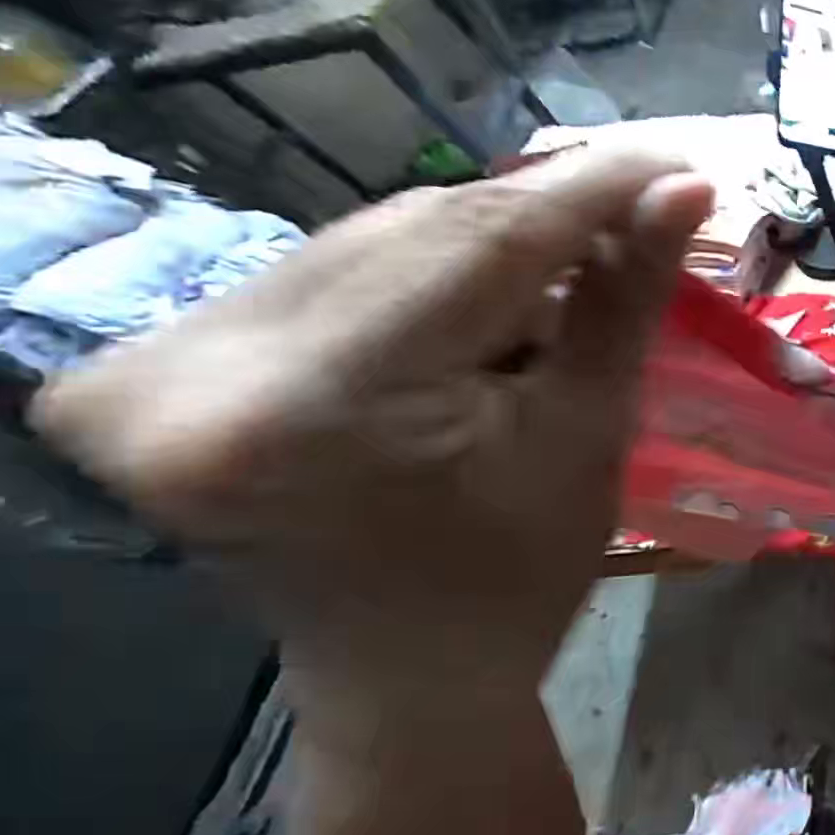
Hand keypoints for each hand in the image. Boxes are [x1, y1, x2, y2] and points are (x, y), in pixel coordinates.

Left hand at [31, 147, 714, 703]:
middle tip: (646, 197)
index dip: (592, 192)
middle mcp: (195, 364)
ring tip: (587, 246)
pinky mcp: (160, 359)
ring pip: (375, 241)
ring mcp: (154, 358)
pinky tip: (502, 289)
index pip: (482, 245)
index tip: (674, 162)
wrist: (414, 672)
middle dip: (548, 212)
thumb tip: (680, 196)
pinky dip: (433, 271)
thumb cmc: (524, 573)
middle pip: (417, 232)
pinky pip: (337, 274)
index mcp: (320, 404)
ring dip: (495, 239)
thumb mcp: (589, 433)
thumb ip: (623, 300)